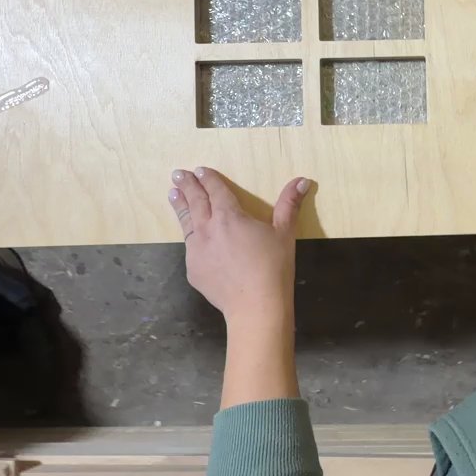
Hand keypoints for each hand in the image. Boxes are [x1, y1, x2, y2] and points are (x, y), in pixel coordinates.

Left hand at [169, 167, 310, 328]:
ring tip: (172, 194)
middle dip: (187, 186)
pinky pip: (190, 247)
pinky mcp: (193, 270)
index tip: (200, 170)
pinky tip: (190, 236)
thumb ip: (289, 204)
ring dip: (180, 205)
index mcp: (230, 216)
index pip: (215, 191)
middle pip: (195, 202)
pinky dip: (189, 236)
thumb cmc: (274, 266)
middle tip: (177, 174)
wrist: (255, 305)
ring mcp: (196, 250)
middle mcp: (208, 229)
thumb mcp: (285, 232)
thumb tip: (303, 180)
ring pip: (186, 222)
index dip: (209, 179)